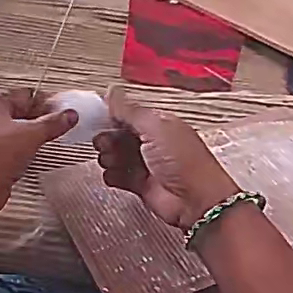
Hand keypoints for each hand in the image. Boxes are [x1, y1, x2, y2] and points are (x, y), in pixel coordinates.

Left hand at [0, 89, 80, 220]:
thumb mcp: (32, 134)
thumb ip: (53, 123)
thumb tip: (67, 116)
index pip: (25, 94)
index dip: (46, 100)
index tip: (63, 108)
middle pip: (19, 113)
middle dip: (40, 118)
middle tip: (61, 122)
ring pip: (14, 132)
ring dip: (31, 136)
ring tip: (48, 138)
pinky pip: (10, 149)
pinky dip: (22, 151)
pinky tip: (32, 155)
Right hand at [93, 88, 238, 228]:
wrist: (195, 200)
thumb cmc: (185, 161)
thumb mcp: (155, 127)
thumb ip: (130, 111)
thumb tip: (112, 92)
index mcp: (160, 124)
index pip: (130, 115)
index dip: (112, 117)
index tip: (97, 119)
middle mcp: (154, 143)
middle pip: (121, 136)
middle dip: (108, 139)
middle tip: (104, 143)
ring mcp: (148, 164)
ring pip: (118, 156)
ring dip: (109, 158)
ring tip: (109, 160)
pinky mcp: (143, 185)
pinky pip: (120, 177)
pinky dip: (113, 176)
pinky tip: (114, 175)